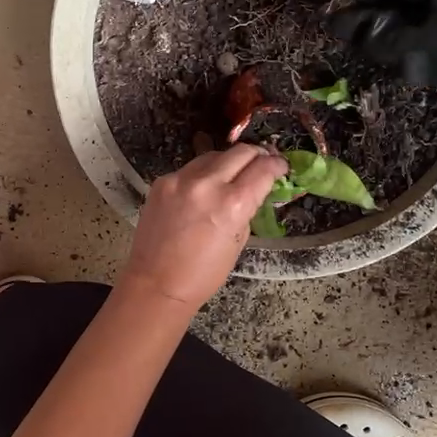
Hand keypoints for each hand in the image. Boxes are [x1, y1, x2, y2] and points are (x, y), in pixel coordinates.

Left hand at [122, 146, 287, 306]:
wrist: (156, 283)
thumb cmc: (202, 274)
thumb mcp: (238, 243)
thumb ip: (246, 209)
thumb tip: (251, 190)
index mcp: (232, 204)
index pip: (263, 169)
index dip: (276, 165)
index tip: (280, 166)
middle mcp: (206, 184)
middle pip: (240, 152)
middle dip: (256, 156)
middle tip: (261, 163)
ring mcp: (180, 180)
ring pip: (213, 155)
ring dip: (228, 162)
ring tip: (232, 175)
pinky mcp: (161, 182)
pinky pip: (189, 169)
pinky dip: (202, 175)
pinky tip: (203, 190)